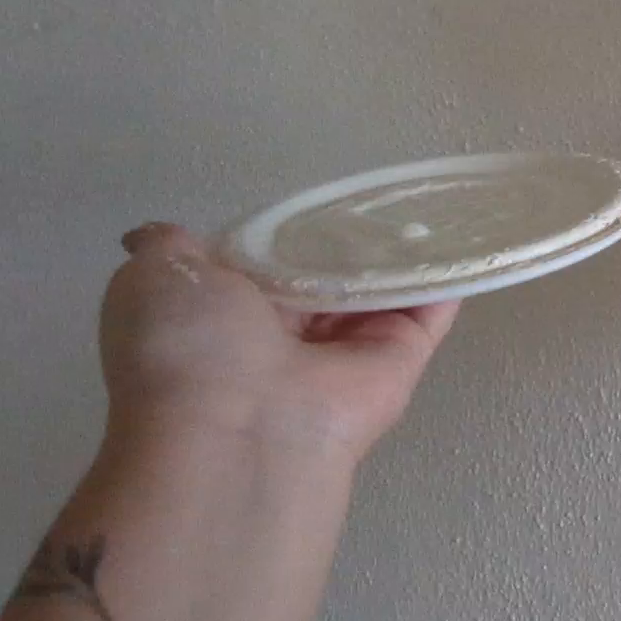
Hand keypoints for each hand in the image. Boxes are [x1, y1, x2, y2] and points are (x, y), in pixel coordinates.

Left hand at [98, 223, 457, 461]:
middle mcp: (292, 333)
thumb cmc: (194, 346)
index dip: (287, 232)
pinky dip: (448, 278)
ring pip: (385, 288)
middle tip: (381, 200)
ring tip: (431, 209)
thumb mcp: (157, 280)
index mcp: (229, 316)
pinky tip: (463, 240)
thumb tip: (168, 231)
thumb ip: (171, 249)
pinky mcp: (407, 352)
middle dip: (353, 239)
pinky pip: (433, 307)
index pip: (267, 265)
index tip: (312, 201)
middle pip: (333, 274)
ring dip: (406, 254)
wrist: (254, 420)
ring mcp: (355, 344)